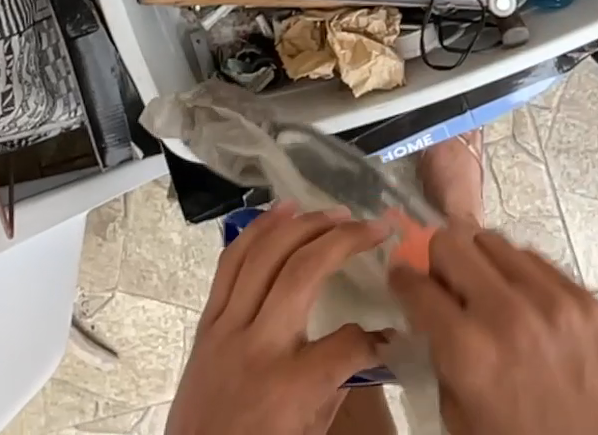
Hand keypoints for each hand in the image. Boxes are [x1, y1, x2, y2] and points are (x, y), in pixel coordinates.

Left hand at [168, 205, 387, 434]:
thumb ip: (338, 384)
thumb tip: (374, 343)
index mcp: (290, 388)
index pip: (348, 343)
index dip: (376, 337)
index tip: (392, 333)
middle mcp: (258, 346)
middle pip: (302, 273)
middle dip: (343, 241)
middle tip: (373, 225)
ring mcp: (227, 327)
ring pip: (263, 255)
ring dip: (302, 224)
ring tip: (333, 210)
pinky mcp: (206, 320)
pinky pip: (230, 262)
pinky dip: (257, 230)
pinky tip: (281, 211)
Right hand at [389, 225, 597, 434]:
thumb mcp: (458, 413)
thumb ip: (439, 352)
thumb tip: (428, 306)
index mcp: (469, 350)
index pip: (415, 284)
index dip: (402, 280)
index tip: (403, 280)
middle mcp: (509, 314)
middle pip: (450, 243)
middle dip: (438, 261)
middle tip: (446, 284)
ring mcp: (554, 302)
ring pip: (493, 240)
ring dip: (480, 263)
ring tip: (488, 293)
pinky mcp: (588, 301)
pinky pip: (536, 259)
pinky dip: (519, 274)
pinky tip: (524, 304)